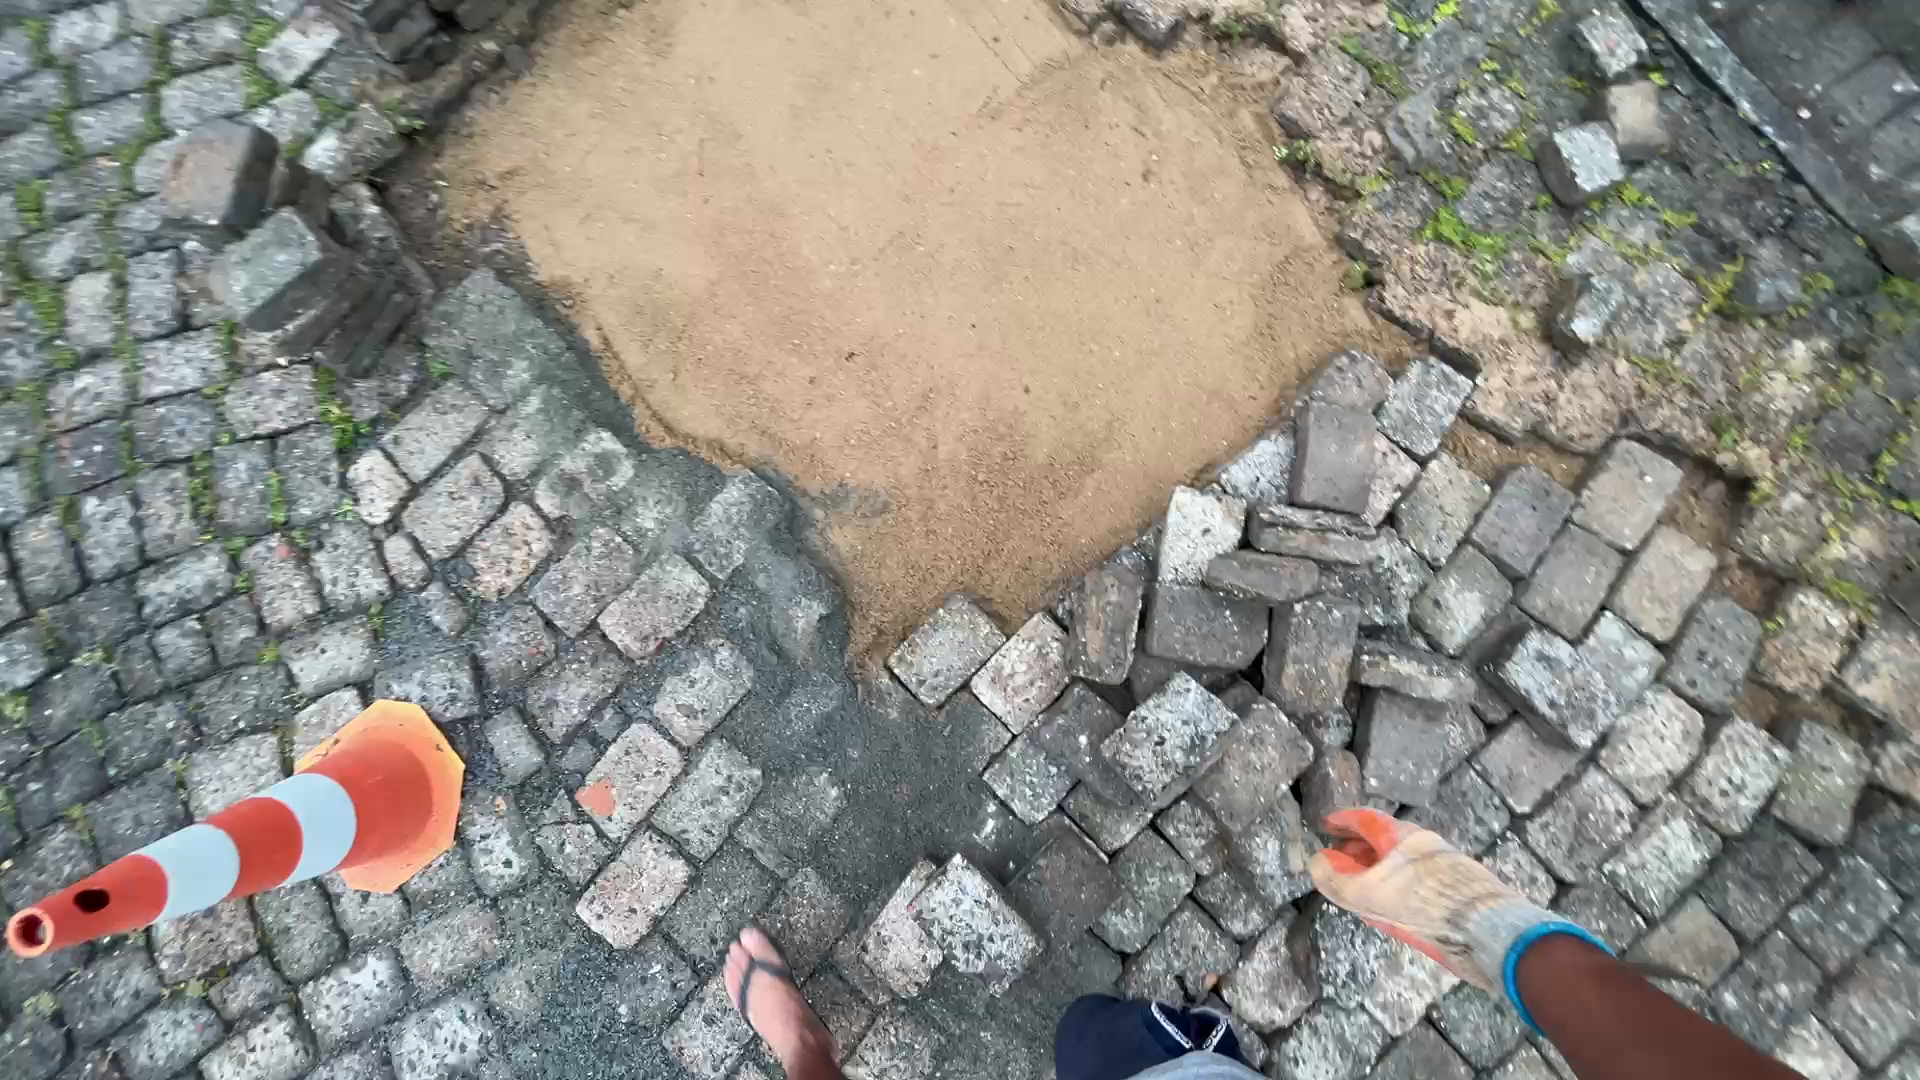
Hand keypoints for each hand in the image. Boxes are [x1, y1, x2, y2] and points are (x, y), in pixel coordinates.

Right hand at [1308, 808, 1557, 993]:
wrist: (1495, 934)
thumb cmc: (1424, 906)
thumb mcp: (1367, 894)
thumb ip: (1336, 879)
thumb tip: (1317, 862)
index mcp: (1399, 835)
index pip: (1363, 818)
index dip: (1341, 821)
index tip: (1325, 825)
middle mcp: (1423, 843)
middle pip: (1383, 838)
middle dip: (1358, 848)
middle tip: (1340, 860)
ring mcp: (1446, 864)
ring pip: (1403, 860)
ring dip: (1380, 869)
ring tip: (1366, 887)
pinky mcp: (1464, 887)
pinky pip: (1420, 878)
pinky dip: (1401, 884)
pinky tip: (1398, 906)